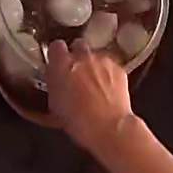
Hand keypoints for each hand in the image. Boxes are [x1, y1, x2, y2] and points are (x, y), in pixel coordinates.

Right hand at [44, 40, 135, 155]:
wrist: (109, 127)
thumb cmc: (79, 121)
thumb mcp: (54, 104)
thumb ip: (53, 82)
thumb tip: (54, 75)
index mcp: (61, 64)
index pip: (56, 46)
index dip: (57, 54)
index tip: (58, 62)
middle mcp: (82, 57)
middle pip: (78, 45)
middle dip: (77, 56)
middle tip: (77, 72)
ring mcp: (102, 61)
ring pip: (95, 55)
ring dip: (93, 65)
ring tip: (94, 84)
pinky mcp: (118, 68)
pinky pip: (110, 65)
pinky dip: (108, 73)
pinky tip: (108, 89)